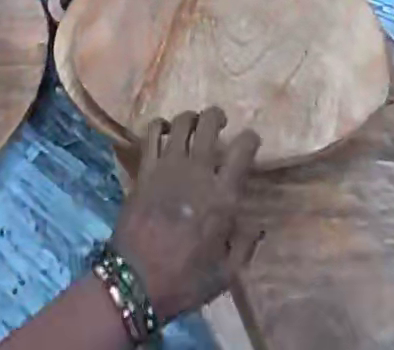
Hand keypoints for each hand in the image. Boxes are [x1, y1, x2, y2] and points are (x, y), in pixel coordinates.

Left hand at [111, 109, 261, 320]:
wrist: (137, 277)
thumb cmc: (186, 279)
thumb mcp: (227, 272)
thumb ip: (245, 245)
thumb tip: (256, 224)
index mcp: (223, 197)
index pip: (242, 153)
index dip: (249, 139)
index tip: (251, 137)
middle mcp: (197, 172)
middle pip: (208, 126)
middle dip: (216, 116)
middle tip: (219, 118)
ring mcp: (167, 166)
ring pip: (180, 124)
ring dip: (190, 117)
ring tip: (194, 121)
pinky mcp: (144, 167)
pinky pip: (151, 134)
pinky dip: (159, 125)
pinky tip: (164, 130)